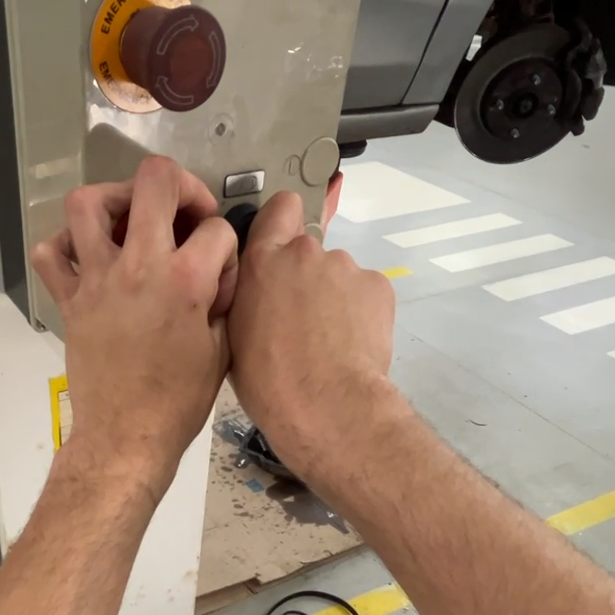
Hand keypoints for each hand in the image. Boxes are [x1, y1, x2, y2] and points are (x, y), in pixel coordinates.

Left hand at [31, 156, 238, 492]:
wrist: (126, 436)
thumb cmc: (178, 402)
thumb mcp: (221, 350)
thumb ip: (221, 300)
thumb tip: (215, 273)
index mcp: (185, 281)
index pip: (216, 228)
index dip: (226, 246)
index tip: (219, 275)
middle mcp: (138, 268)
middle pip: (155, 181)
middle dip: (180, 186)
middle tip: (183, 213)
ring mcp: (97, 281)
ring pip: (88, 203)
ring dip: (114, 200)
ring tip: (130, 221)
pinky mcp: (69, 300)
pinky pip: (50, 253)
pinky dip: (64, 245)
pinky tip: (88, 256)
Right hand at [224, 191, 395, 476]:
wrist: (326, 407)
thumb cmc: (266, 381)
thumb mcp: (235, 336)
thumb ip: (248, 297)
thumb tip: (260, 293)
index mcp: (262, 262)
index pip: (279, 208)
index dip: (281, 224)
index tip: (279, 252)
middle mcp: (306, 252)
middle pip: (307, 251)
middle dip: (305, 277)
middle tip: (300, 323)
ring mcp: (347, 267)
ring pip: (337, 276)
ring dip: (332, 299)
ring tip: (328, 344)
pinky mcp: (379, 286)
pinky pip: (364, 293)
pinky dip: (359, 314)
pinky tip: (351, 346)